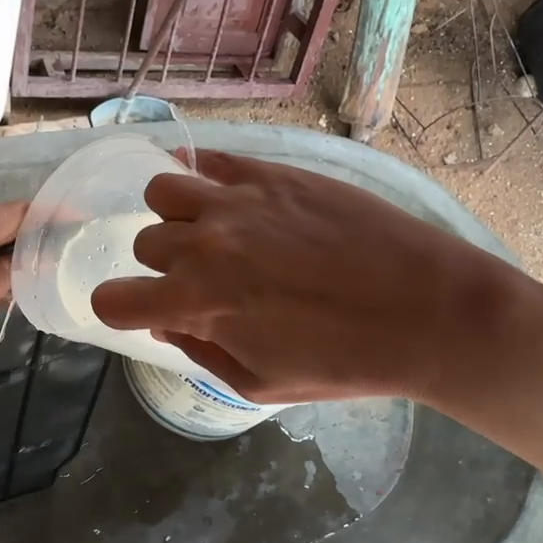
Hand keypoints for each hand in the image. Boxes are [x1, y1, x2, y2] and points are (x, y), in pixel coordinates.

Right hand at [90, 150, 531, 405]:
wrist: (431, 311)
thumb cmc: (347, 362)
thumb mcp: (262, 384)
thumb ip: (200, 353)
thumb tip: (166, 323)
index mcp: (198, 305)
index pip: (111, 299)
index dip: (118, 308)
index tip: (141, 309)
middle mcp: (204, 246)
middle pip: (143, 242)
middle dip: (163, 264)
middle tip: (204, 276)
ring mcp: (237, 201)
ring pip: (163, 190)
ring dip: (176, 214)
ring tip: (211, 227)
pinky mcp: (272, 172)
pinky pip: (209, 158)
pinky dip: (204, 174)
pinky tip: (225, 192)